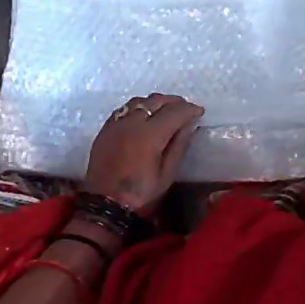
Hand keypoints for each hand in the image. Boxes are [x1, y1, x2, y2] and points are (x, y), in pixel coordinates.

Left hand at [84, 94, 204, 210]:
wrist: (105, 203)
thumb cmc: (140, 193)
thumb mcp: (167, 174)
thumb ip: (178, 145)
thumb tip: (188, 125)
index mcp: (150, 134)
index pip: (175, 111)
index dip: (190, 109)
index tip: (199, 112)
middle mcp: (132, 122)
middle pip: (156, 100)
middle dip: (174, 102)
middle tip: (185, 109)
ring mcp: (116, 123)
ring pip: (138, 101)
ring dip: (155, 102)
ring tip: (165, 110)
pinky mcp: (105, 129)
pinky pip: (124, 109)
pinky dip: (137, 108)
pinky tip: (143, 116)